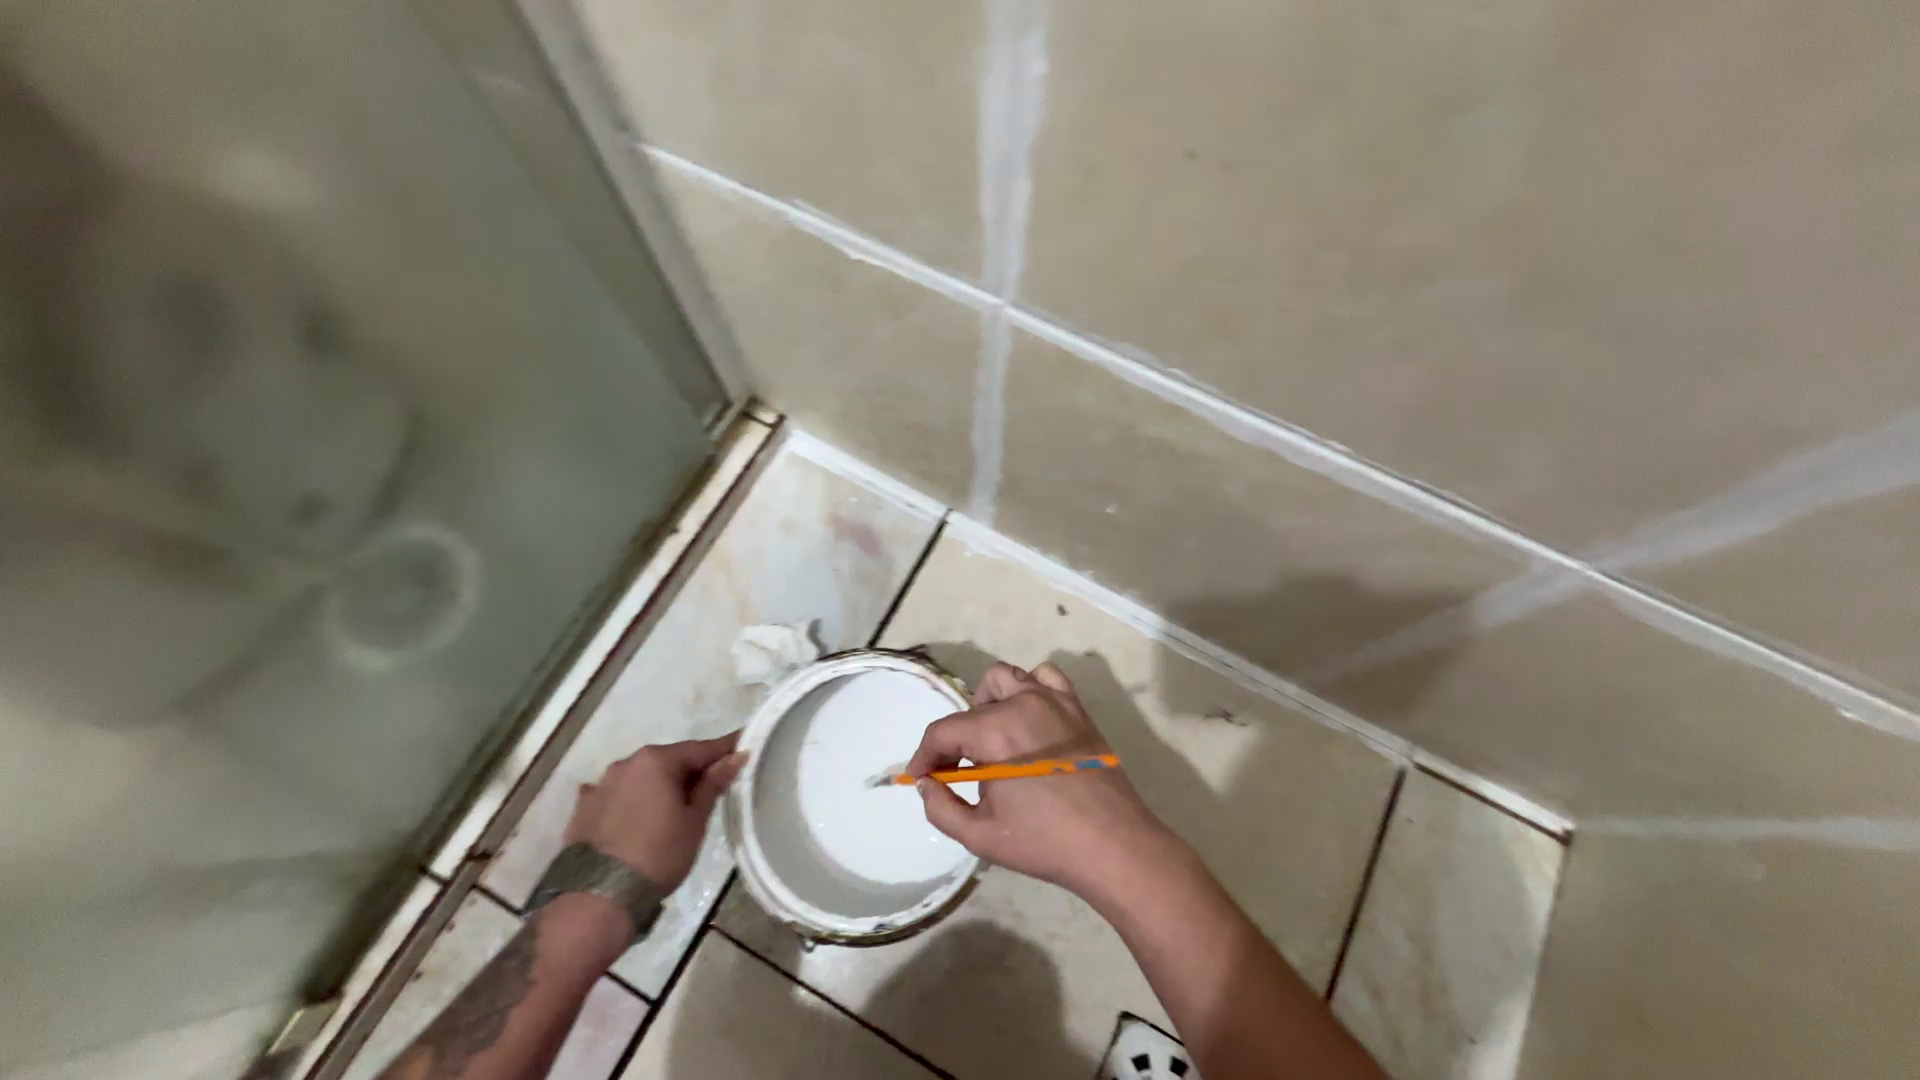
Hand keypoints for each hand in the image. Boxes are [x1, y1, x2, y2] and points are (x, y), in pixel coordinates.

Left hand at [563, 733, 745, 889]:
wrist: (599, 898)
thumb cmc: (658, 855)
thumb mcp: (694, 821)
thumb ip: (713, 784)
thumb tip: (736, 756)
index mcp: (656, 761)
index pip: (700, 749)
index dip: (725, 750)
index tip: (744, 749)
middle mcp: (626, 763)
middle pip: (668, 761)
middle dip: (690, 771)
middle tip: (713, 787)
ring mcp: (600, 785)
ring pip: (640, 778)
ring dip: (658, 786)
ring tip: (673, 807)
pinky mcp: (583, 809)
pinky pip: (614, 796)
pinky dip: (629, 800)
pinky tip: (633, 813)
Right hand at [908, 662, 1178, 899]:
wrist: (1114, 846)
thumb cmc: (1045, 842)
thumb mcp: (981, 835)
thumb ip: (941, 807)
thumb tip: (927, 783)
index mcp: (995, 731)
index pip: (943, 732)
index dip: (925, 756)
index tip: (922, 778)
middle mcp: (1022, 704)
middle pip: (971, 707)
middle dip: (957, 737)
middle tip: (962, 770)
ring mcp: (1054, 701)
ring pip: (1006, 679)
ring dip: (990, 704)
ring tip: (993, 740)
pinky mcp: (1077, 709)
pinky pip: (1046, 678)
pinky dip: (1030, 690)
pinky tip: (1029, 722)